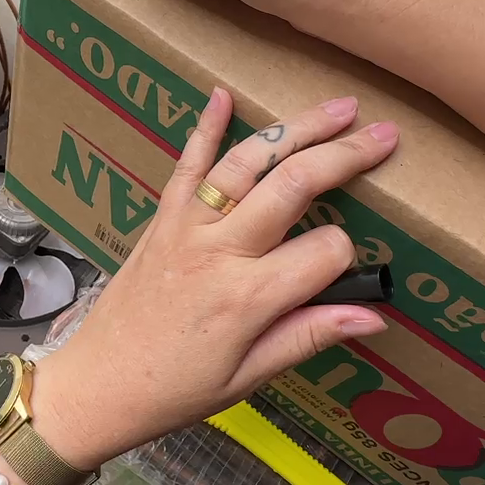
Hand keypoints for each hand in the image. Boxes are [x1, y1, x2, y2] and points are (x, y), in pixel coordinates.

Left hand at [30, 90, 398, 468]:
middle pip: (294, 185)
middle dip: (345, 155)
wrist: (98, 383)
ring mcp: (186, 227)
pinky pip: (185, 166)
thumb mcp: (248, 377)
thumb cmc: (174, 390)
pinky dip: (204, 128)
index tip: (346, 266)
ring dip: (294, 129)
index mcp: (248, 297)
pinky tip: (221, 94)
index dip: (348, 253)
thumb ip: (308, 336)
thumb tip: (374, 315)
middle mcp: (219, 250)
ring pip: (246, 163)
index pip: (327, 250)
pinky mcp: (161, 220)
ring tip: (337, 107)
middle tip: (386, 133)